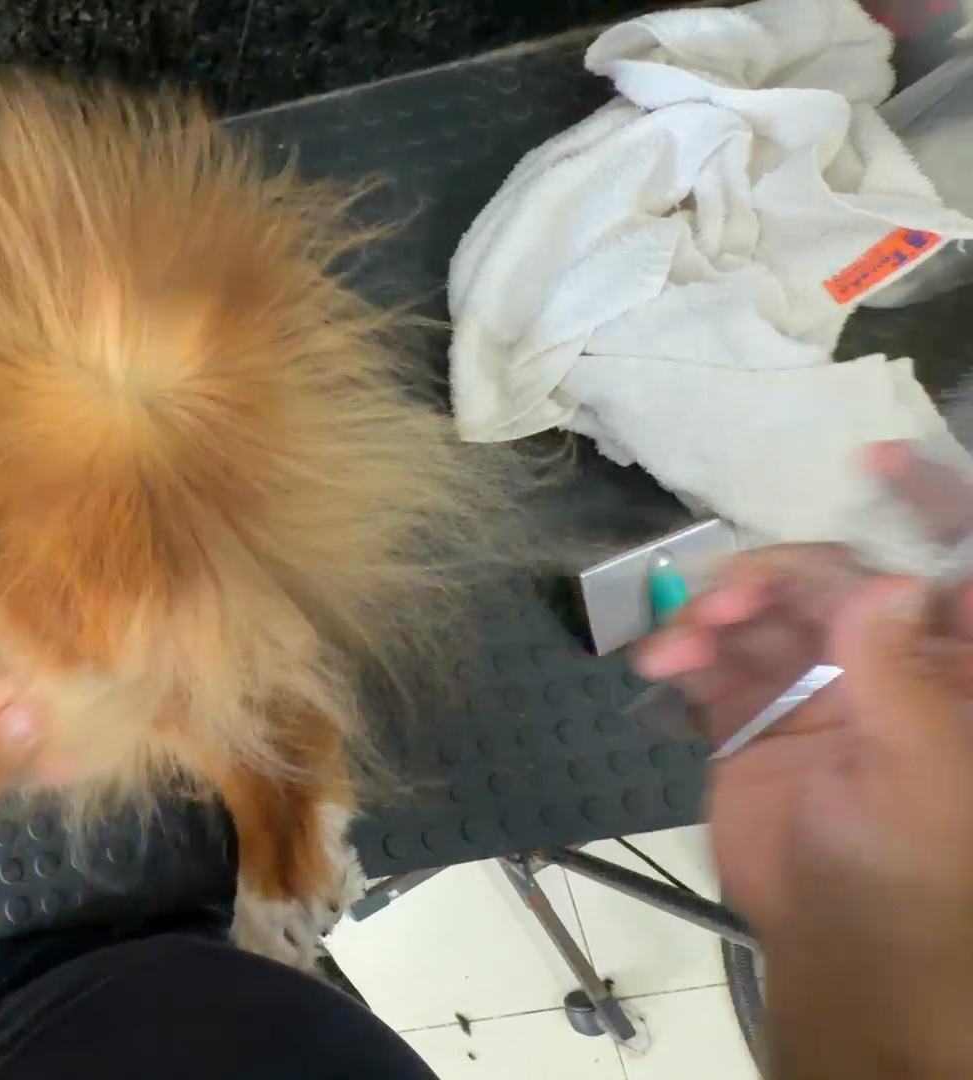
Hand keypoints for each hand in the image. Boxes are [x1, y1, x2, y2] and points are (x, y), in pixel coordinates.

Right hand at [635, 442, 972, 930]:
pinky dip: (679, 652)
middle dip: (772, 578)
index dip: (933, 508)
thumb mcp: (924, 775)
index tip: (873, 459)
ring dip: (710, 616)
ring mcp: (814, 683)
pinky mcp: (748, 706)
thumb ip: (904, 680)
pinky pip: (708, 656)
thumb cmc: (913, 867)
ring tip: (678, 646)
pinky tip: (660, 666)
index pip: (956, 575)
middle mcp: (892, 664)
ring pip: (758, 612)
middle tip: (720, 604)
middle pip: (831, 582)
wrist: (833, 934)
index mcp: (961, 673)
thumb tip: (888, 586)